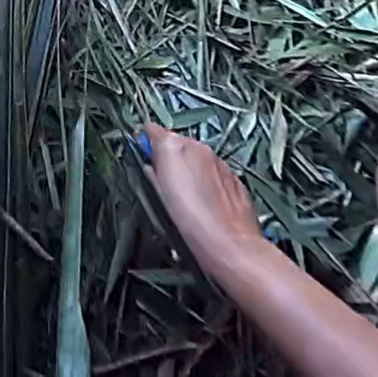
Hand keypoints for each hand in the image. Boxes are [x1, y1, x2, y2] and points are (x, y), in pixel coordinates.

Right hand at [142, 124, 268, 273]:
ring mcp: (219, 164)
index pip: (153, 130)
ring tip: (186, 200)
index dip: (146, 140)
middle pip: (177, 145)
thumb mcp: (155, 195)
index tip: (143, 151)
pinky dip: (209, 184)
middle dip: (170, 160)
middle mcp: (199, 149)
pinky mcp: (235, 180)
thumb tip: (149, 162)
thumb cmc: (194, 225)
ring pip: (197, 159)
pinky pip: (216, 174)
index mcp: (174, 146)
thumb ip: (151, 169)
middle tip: (164, 185)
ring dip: (190, 172)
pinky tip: (204, 205)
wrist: (232, 247)